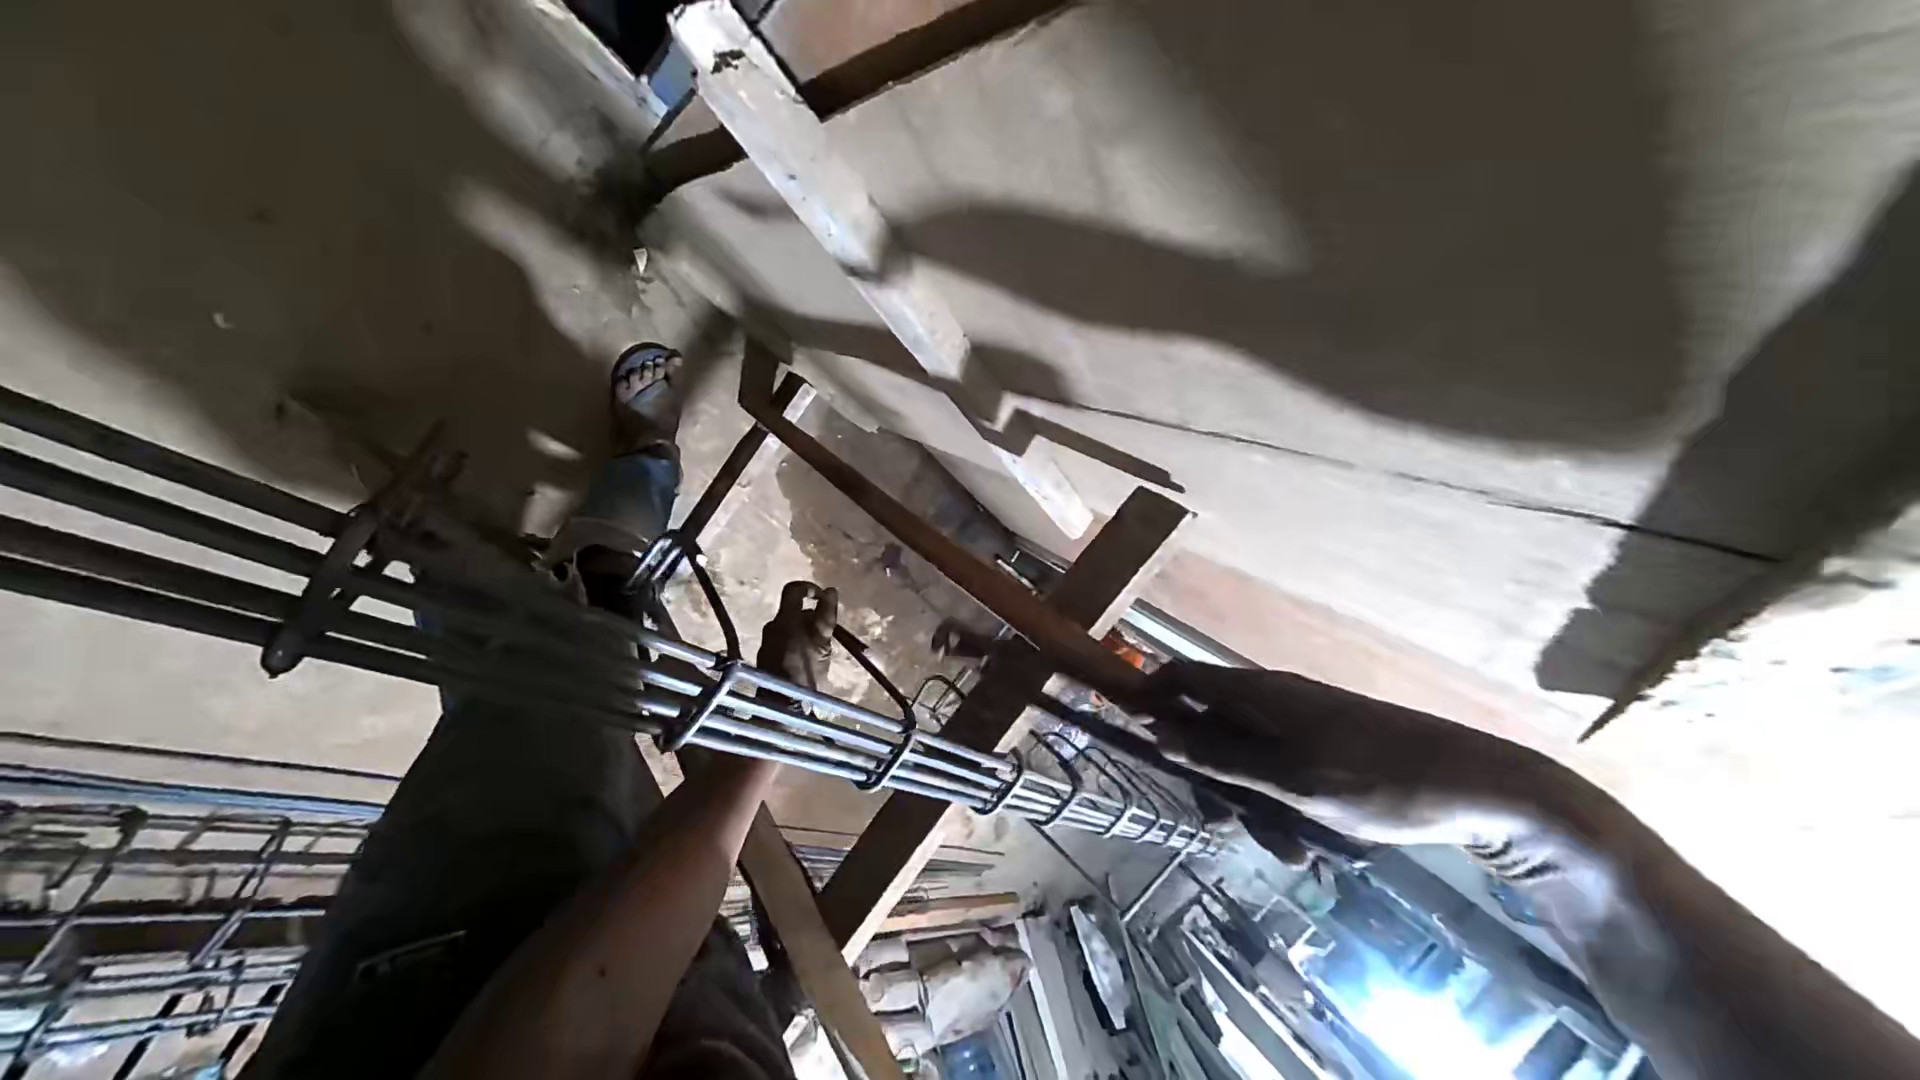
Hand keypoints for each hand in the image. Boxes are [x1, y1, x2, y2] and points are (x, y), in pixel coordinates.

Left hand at [756, 581, 837, 690]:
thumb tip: (830, 591)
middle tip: (826, 633)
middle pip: (792, 613)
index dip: (808, 588)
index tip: (821, 596)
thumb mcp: (823, 640)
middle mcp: (771, 627)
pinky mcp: (766, 659)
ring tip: (818, 651)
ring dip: (803, 633)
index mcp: (785, 619)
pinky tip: (805, 660)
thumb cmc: (808, 671)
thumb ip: (826, 614)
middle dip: (809, 618)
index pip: (793, 590)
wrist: (785, 703)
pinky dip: (795, 646)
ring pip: (789, 629)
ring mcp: (767, 643)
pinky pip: (783, 643)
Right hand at [1145, 663, 1565, 853]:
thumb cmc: (1376, 781)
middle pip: (1208, 725)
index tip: (1135, 742)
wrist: (1481, 787)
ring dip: (1251, 800)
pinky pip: (1278, 768)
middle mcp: (1270, 699)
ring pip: (1244, 756)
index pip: (1179, 677)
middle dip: (1210, 776)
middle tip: (1226, 824)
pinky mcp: (1323, 743)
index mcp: (1256, 692)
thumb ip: (1218, 756)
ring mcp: (1298, 721)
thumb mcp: (1287, 779)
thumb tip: (1156, 731)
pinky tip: (1311, 842)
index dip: (1148, 700)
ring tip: (1289, 848)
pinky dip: (1281, 801)